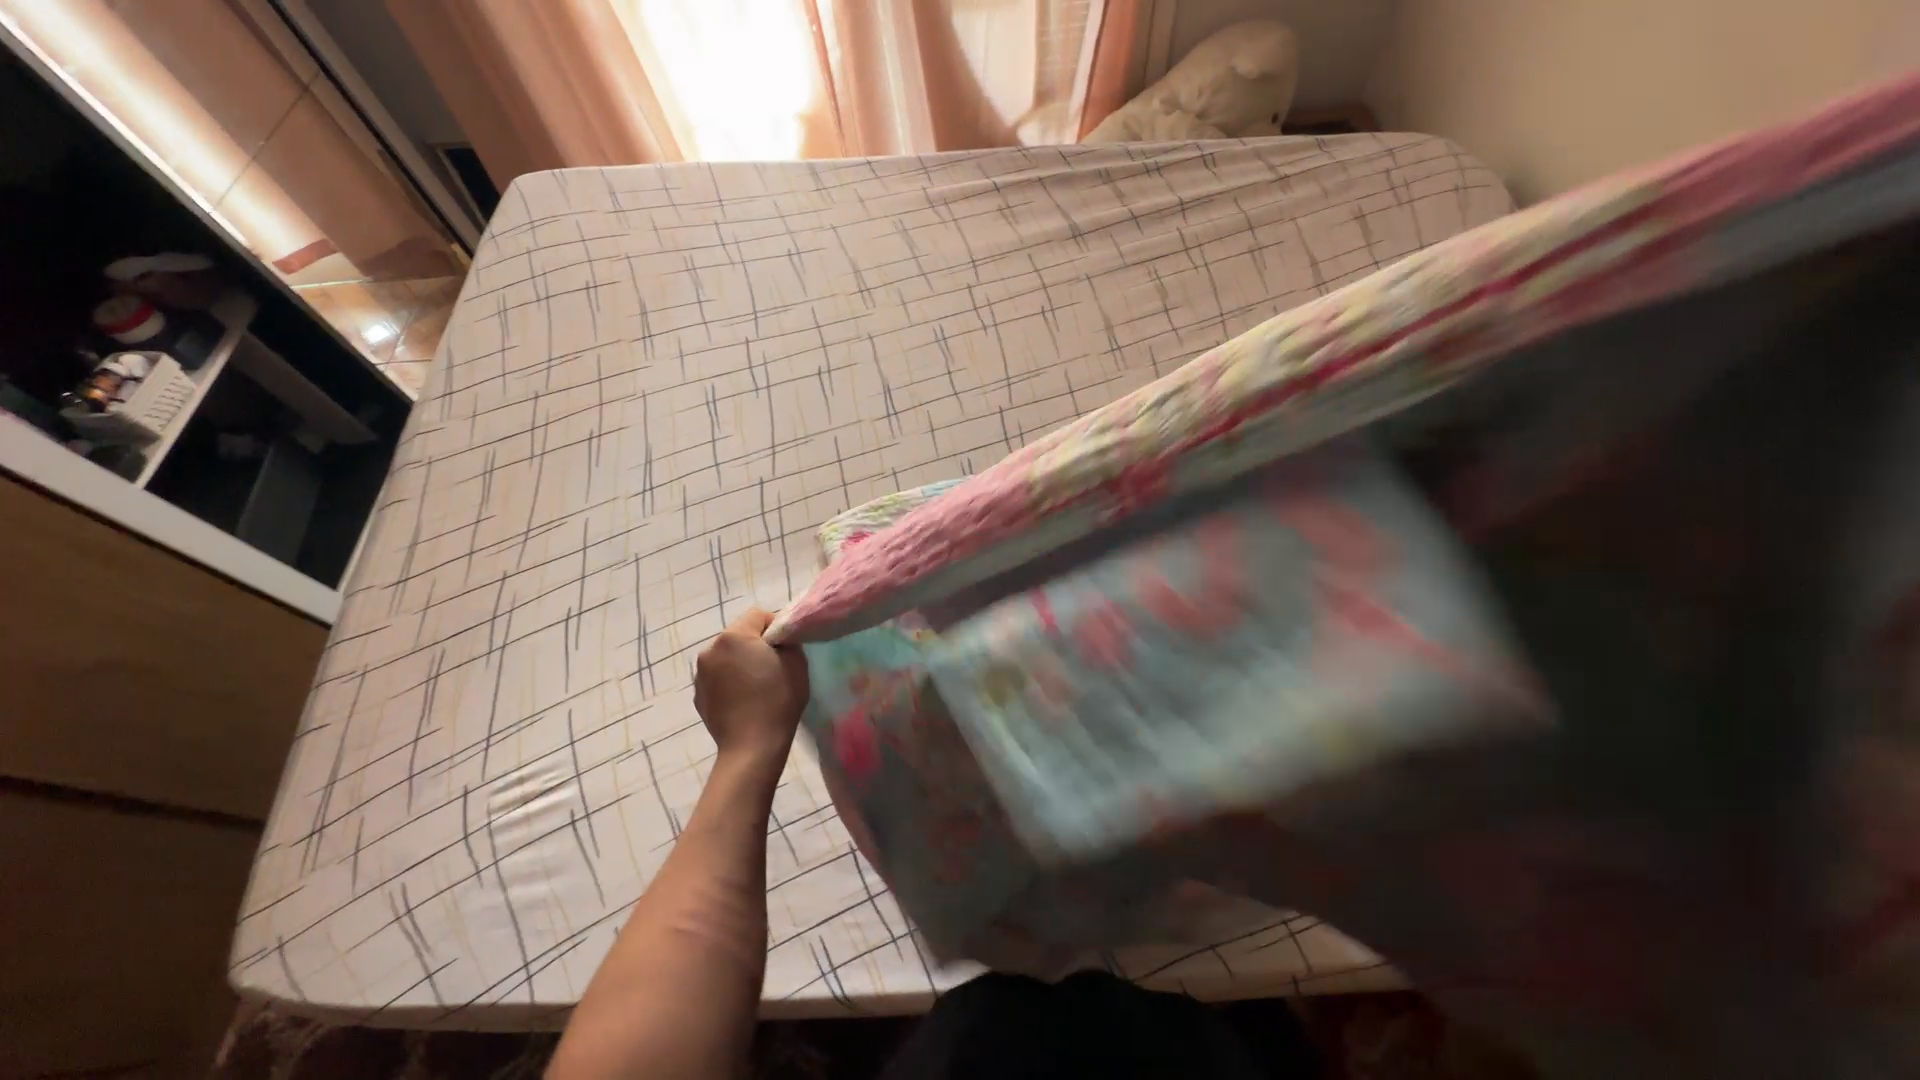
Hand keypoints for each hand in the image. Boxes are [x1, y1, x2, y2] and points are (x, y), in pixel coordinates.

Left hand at [693, 608, 808, 765]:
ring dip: (740, 663)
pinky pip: (718, 678)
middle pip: (739, 635)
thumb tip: (777, 639)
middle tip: (774, 667)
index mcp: (733, 636)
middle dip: (755, 645)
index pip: (758, 615)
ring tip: (757, 687)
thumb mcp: (796, 663)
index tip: (786, 648)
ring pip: (727, 657)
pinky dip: (730, 682)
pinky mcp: (698, 695)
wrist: (752, 746)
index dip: (776, 627)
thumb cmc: (778, 700)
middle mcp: (710, 649)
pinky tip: (743, 701)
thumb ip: (787, 641)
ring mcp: (700, 674)